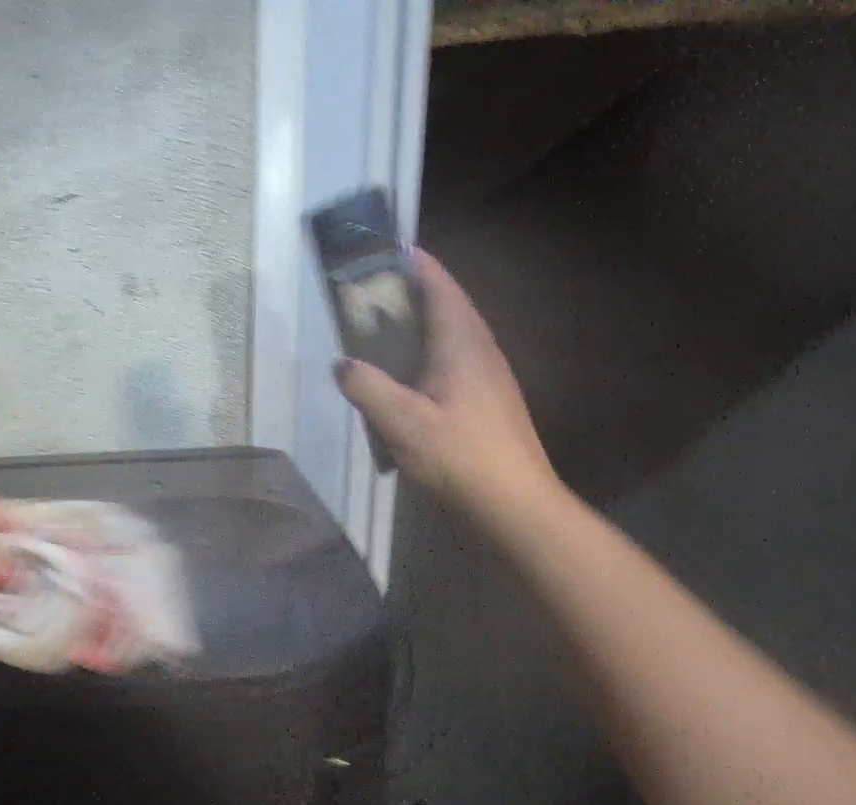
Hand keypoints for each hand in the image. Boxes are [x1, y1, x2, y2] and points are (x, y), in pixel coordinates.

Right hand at [334, 250, 561, 517]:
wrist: (513, 502)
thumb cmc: (459, 457)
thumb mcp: (402, 424)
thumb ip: (368, 388)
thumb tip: (343, 364)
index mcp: (463, 347)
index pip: (443, 291)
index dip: (420, 267)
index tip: (393, 250)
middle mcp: (481, 353)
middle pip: (450, 308)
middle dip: (417, 292)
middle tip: (377, 290)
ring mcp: (490, 378)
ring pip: (454, 336)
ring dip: (423, 325)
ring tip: (385, 329)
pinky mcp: (488, 401)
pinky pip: (455, 361)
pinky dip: (428, 353)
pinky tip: (408, 376)